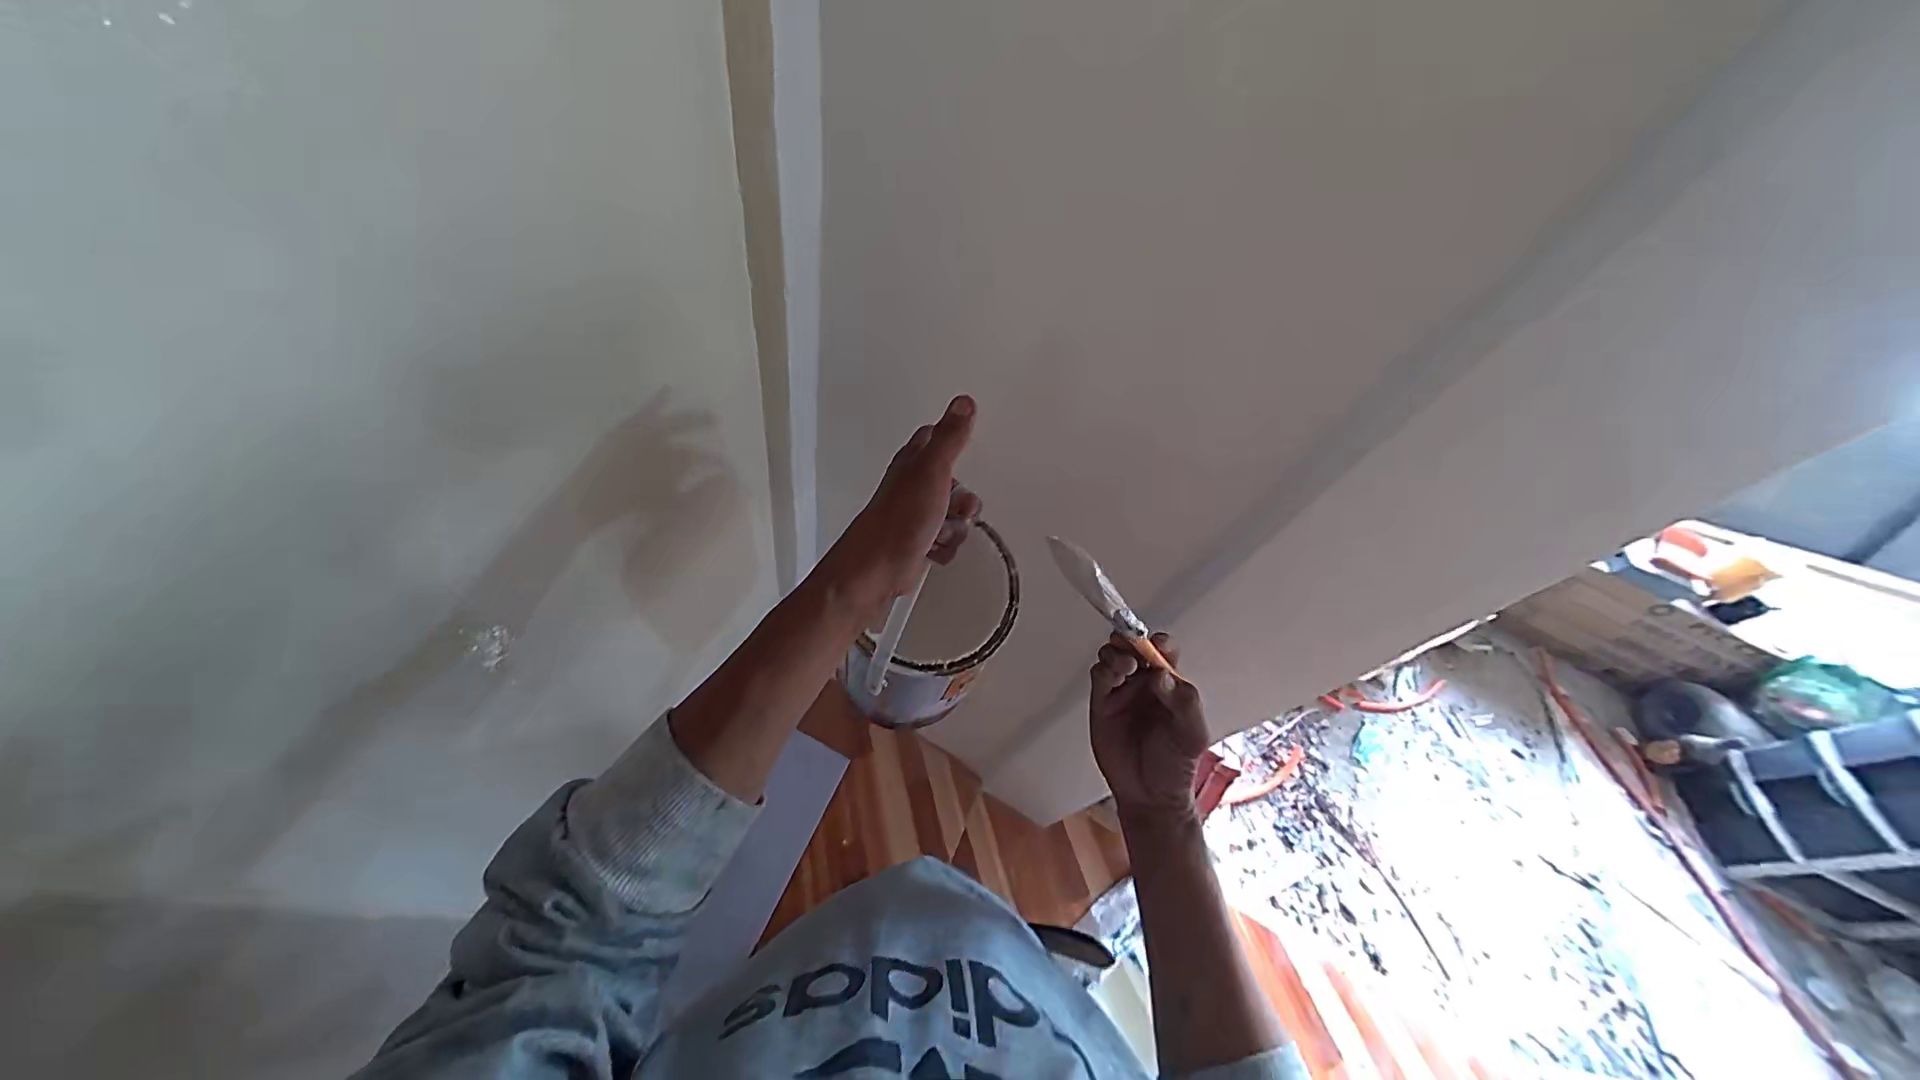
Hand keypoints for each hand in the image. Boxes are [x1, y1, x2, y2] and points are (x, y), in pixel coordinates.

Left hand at [816, 396, 980, 616]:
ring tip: (940, 531)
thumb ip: (950, 437)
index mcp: (914, 462)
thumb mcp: (932, 471)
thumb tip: (962, 403)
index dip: (953, 438)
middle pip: (954, 483)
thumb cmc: (898, 521)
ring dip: (955, 527)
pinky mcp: (918, 541)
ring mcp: (915, 515)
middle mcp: (913, 486)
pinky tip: (934, 548)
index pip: (936, 437)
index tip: (964, 438)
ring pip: (954, 516)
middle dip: (963, 499)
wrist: (879, 567)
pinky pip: (947, 541)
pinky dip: (945, 547)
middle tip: (955, 504)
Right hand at [1090, 633, 1209, 823]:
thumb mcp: (1192, 734)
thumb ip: (1183, 704)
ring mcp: (1122, 691)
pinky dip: (1103, 670)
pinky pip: (1099, 676)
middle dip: (1130, 640)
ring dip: (1116, 653)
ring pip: (1113, 656)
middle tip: (1132, 646)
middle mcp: (1144, 683)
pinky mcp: (1102, 703)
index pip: (1164, 652)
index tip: (1157, 644)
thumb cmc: (1176, 765)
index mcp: (1170, 685)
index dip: (1159, 643)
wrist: (1150, 796)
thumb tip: (1163, 676)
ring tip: (1125, 666)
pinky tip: (1113, 677)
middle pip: (1133, 647)